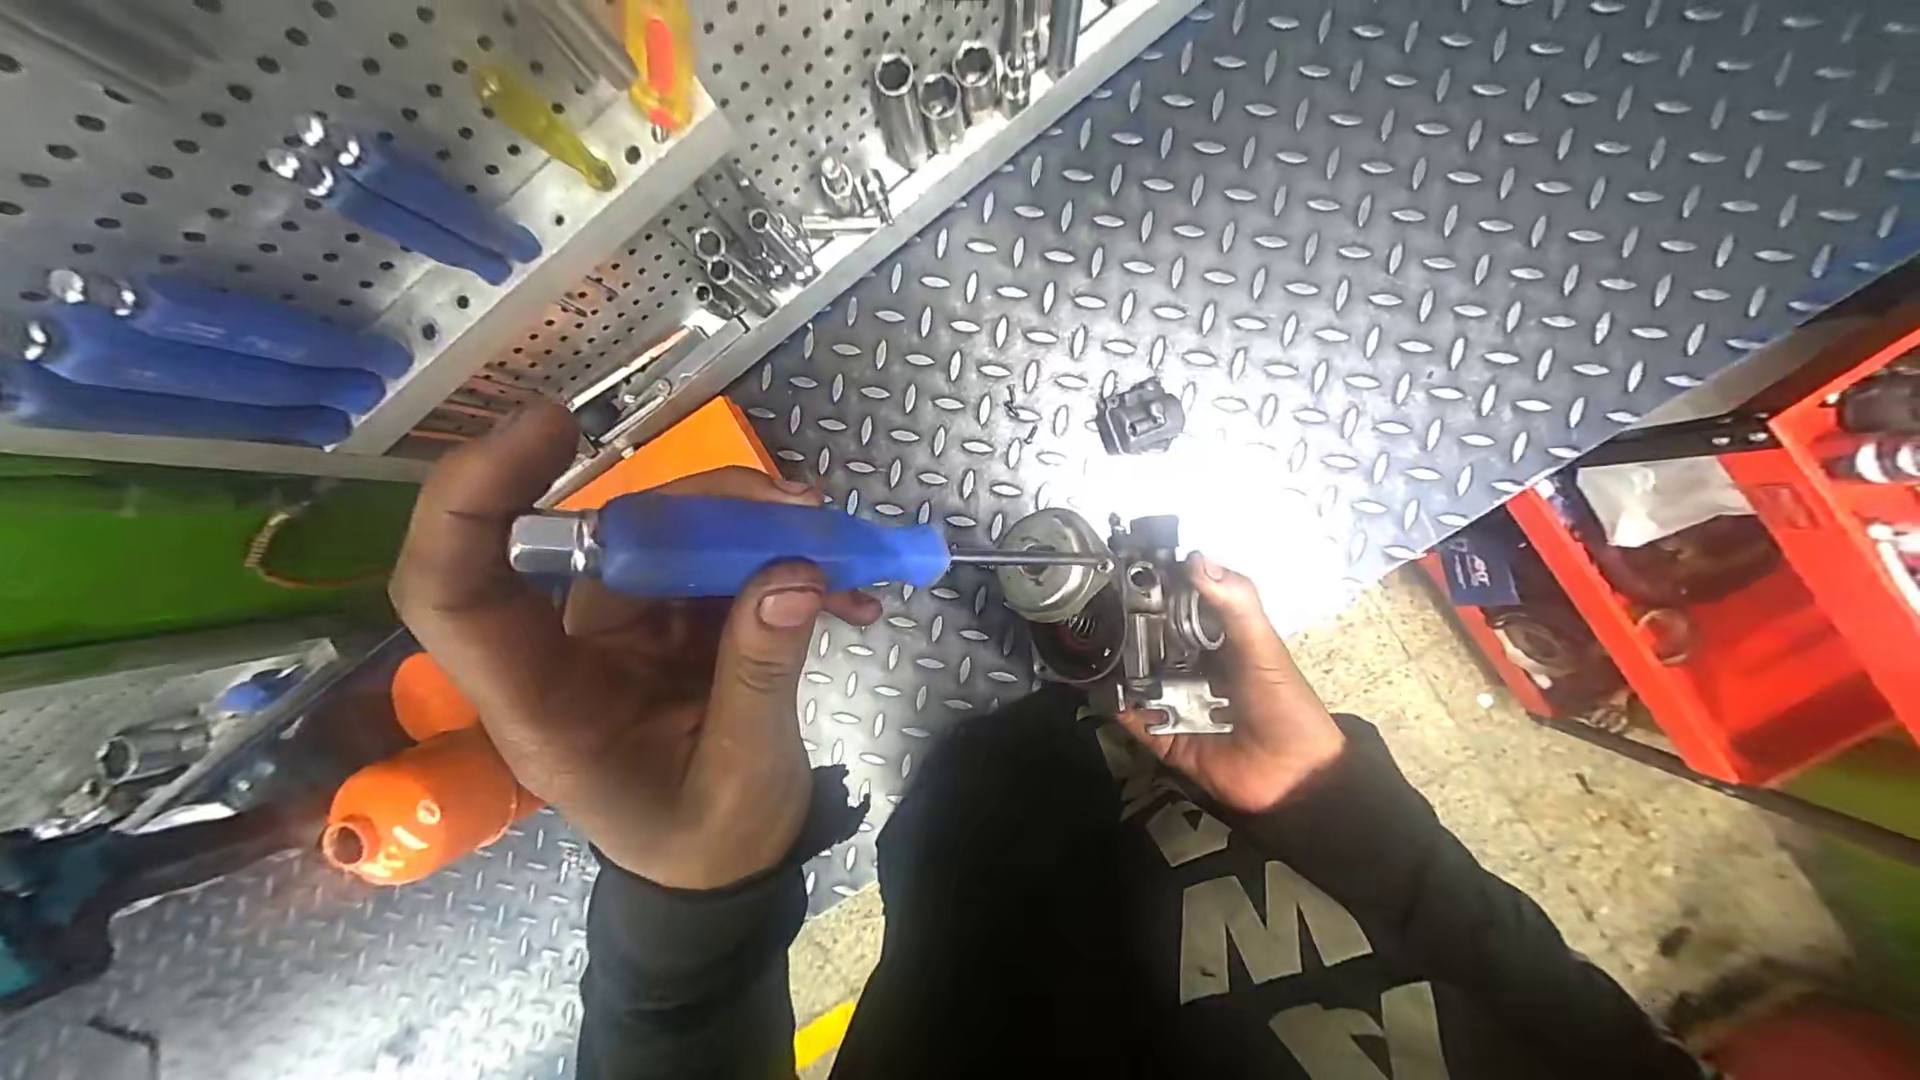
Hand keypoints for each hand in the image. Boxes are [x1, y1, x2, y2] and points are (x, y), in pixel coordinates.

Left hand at [388, 401, 880, 888]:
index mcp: (545, 701)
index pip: (459, 590)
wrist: (729, 864)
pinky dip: (787, 566)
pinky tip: (845, 590)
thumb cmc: (708, 841)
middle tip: (799, 512)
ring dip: (761, 530)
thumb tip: (795, 576)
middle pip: (616, 539)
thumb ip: (760, 677)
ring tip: (835, 544)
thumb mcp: (739, 773)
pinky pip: (728, 566)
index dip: (477, 498)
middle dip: (709, 509)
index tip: (552, 426)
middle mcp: (578, 647)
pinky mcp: (685, 621)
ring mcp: (636, 629)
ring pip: (680, 539)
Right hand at [1116, 554, 1345, 813]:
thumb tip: (1195, 558)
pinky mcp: (1162, 736)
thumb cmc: (1284, 705)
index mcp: (1213, 643)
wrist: (1295, 778)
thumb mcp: (1263, 646)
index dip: (1151, 593)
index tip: (1120, 574)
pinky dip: (1116, 707)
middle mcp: (1188, 668)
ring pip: (1133, 679)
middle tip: (1097, 614)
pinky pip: (1131, 719)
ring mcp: (1173, 702)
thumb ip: (1236, 603)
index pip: (1173, 610)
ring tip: (1095, 652)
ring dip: (1115, 667)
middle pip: (1146, 644)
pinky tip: (1107, 692)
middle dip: (1124, 631)